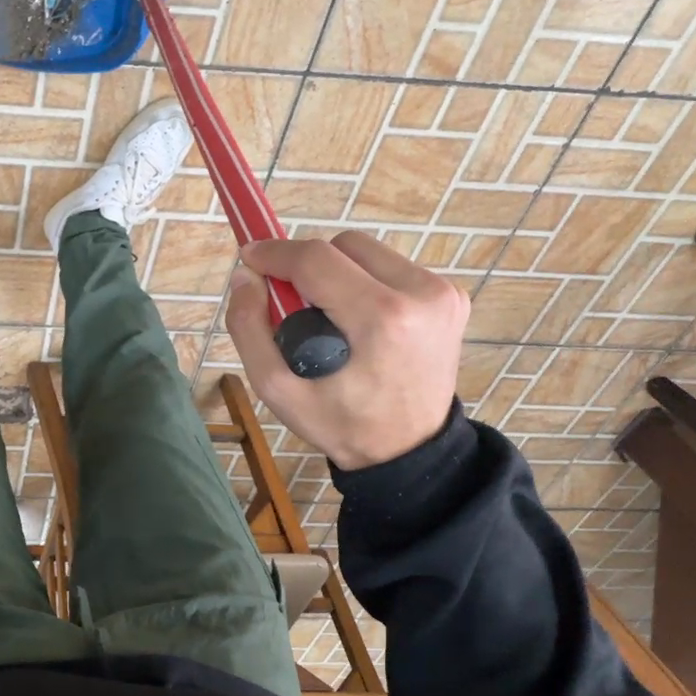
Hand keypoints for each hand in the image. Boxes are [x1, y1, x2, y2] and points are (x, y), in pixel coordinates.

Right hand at [226, 233, 468, 470]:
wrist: (410, 449)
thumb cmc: (340, 423)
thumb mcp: (278, 390)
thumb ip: (250, 330)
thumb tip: (244, 278)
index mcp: (380, 319)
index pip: (316, 259)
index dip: (274, 253)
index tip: (248, 259)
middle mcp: (421, 294)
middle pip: (343, 246)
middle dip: (306, 265)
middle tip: (287, 301)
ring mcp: (443, 292)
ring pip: (368, 251)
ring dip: (335, 271)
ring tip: (325, 314)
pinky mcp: (451, 295)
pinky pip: (391, 267)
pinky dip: (363, 282)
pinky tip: (355, 319)